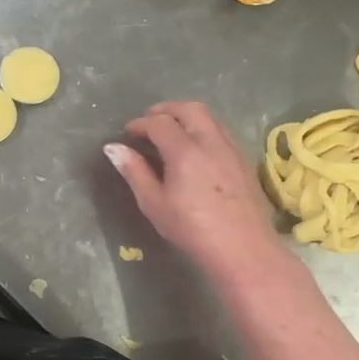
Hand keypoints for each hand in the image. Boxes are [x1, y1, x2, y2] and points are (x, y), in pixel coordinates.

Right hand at [104, 101, 280, 269]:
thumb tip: (113, 148)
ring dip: (187, 116)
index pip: (159, 123)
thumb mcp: (154, 204)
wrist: (244, 251)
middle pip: (189, 109)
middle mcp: (211, 143)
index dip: (140, 124)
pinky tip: (196, 148)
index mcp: (185, 152)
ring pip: (210, 117)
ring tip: (172, 132)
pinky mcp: (244, 161)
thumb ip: (135, 172)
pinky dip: (204, 128)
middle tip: (150, 123)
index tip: (128, 134)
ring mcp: (231, 150)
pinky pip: (222, 131)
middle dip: (166, 110)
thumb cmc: (192, 230)